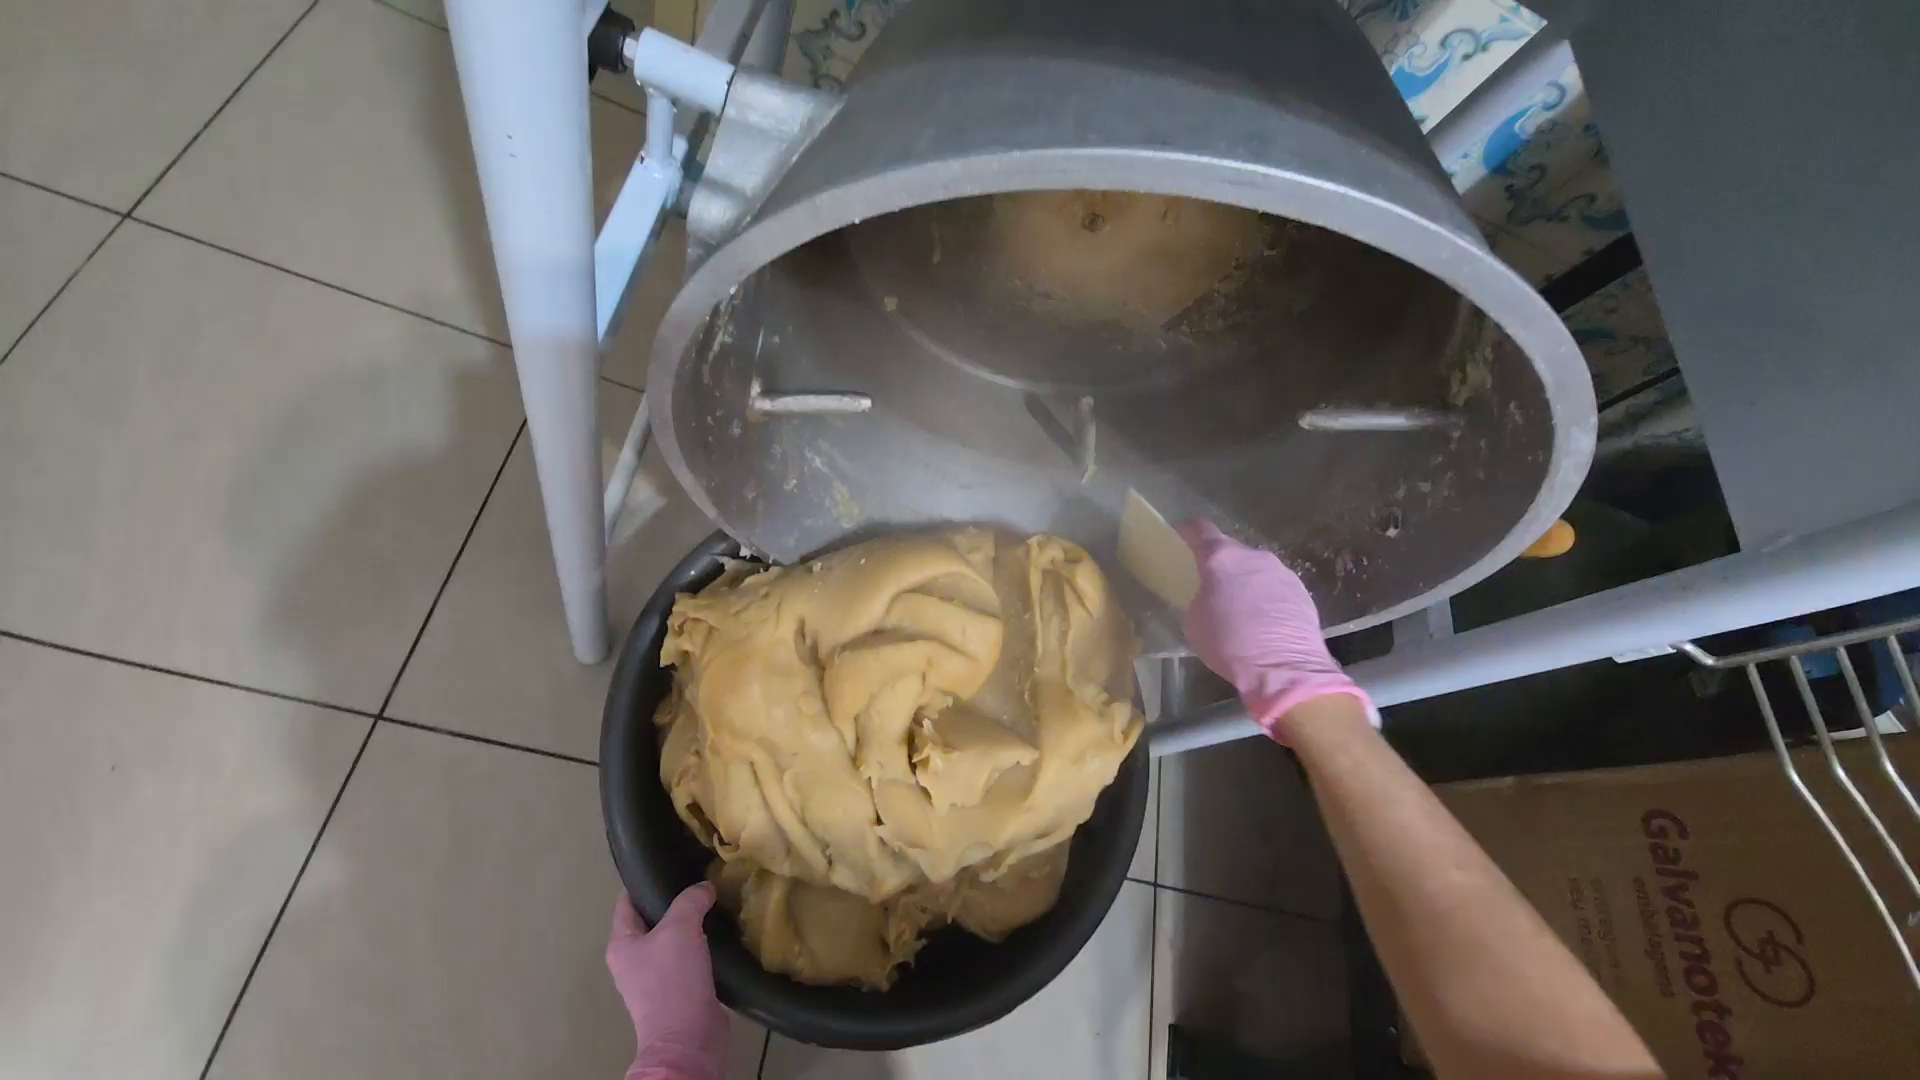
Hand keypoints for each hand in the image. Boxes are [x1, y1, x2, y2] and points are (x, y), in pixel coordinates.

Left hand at [607, 886, 727, 1079]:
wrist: (688, 1038)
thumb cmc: (672, 980)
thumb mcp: (680, 928)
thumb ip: (691, 900)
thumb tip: (705, 887)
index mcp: (621, 944)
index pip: (627, 900)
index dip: (647, 879)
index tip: (674, 861)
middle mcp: (634, 958)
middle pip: (653, 916)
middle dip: (676, 898)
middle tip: (703, 878)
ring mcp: (655, 975)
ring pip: (674, 936)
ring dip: (693, 921)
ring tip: (716, 900)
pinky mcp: (679, 988)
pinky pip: (689, 955)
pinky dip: (703, 942)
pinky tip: (722, 929)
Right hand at [1178, 521, 1373, 741]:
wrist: (1284, 668)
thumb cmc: (1228, 642)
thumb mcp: (1194, 621)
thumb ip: (1200, 598)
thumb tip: (1210, 598)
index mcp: (1221, 558)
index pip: (1201, 530)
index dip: (1189, 531)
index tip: (1181, 536)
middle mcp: (1254, 556)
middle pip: (1232, 551)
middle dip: (1221, 565)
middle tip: (1212, 586)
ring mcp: (1282, 572)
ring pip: (1257, 569)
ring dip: (1246, 582)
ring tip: (1241, 608)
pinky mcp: (1302, 592)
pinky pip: (1276, 588)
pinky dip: (1266, 598)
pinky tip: (1263, 621)